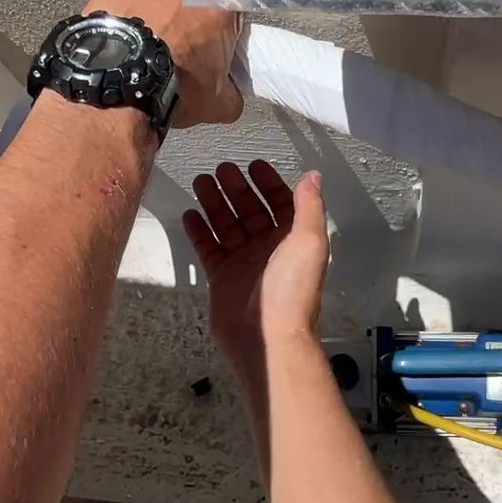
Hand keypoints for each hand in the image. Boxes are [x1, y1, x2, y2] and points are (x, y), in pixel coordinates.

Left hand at [84, 0, 241, 127]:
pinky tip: (126, 35)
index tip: (214, 52)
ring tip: (149, 45)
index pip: (234, 14)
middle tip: (181, 50)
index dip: (224, 34)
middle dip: (191, 18)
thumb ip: (233, 93)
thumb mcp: (219, 103)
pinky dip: (128, 9)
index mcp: (224, 2)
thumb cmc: (173, 85)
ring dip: (159, 11)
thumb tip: (230, 94)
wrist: (121, 80)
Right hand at [183, 161, 328, 376]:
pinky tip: (189, 213)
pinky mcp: (221, 278)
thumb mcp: (309, 242)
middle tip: (219, 169)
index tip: (252, 164)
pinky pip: (209, 248)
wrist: (268, 338)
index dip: (269, 183)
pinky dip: (200, 231)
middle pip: (251, 210)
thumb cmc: (292, 289)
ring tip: (200, 181)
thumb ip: (309, 206)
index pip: (281, 203)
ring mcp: (244, 263)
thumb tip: (312, 174)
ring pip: (227, 225)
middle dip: (237, 189)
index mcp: (293, 239)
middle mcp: (269, 248)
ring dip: (215, 203)